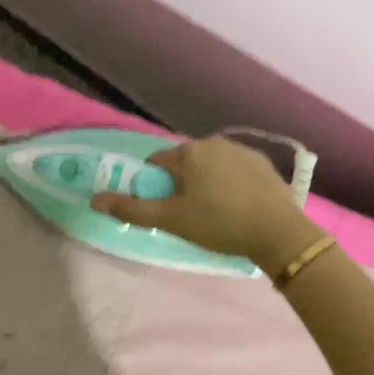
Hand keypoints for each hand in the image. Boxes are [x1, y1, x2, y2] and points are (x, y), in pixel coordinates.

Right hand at [91, 135, 322, 268]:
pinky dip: (230, 183)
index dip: (154, 186)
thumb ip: (132, 209)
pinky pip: (235, 169)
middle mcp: (213, 142)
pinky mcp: (262, 162)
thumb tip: (95, 200)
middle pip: (184, 162)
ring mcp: (241, 149)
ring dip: (206, 182)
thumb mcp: (171, 220)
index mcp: (188, 152)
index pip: (156, 163)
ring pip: (210, 165)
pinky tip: (238, 206)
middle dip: (181, 184)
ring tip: (215, 212)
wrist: (278, 232)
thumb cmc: (219, 224)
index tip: (164, 208)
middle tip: (189, 215)